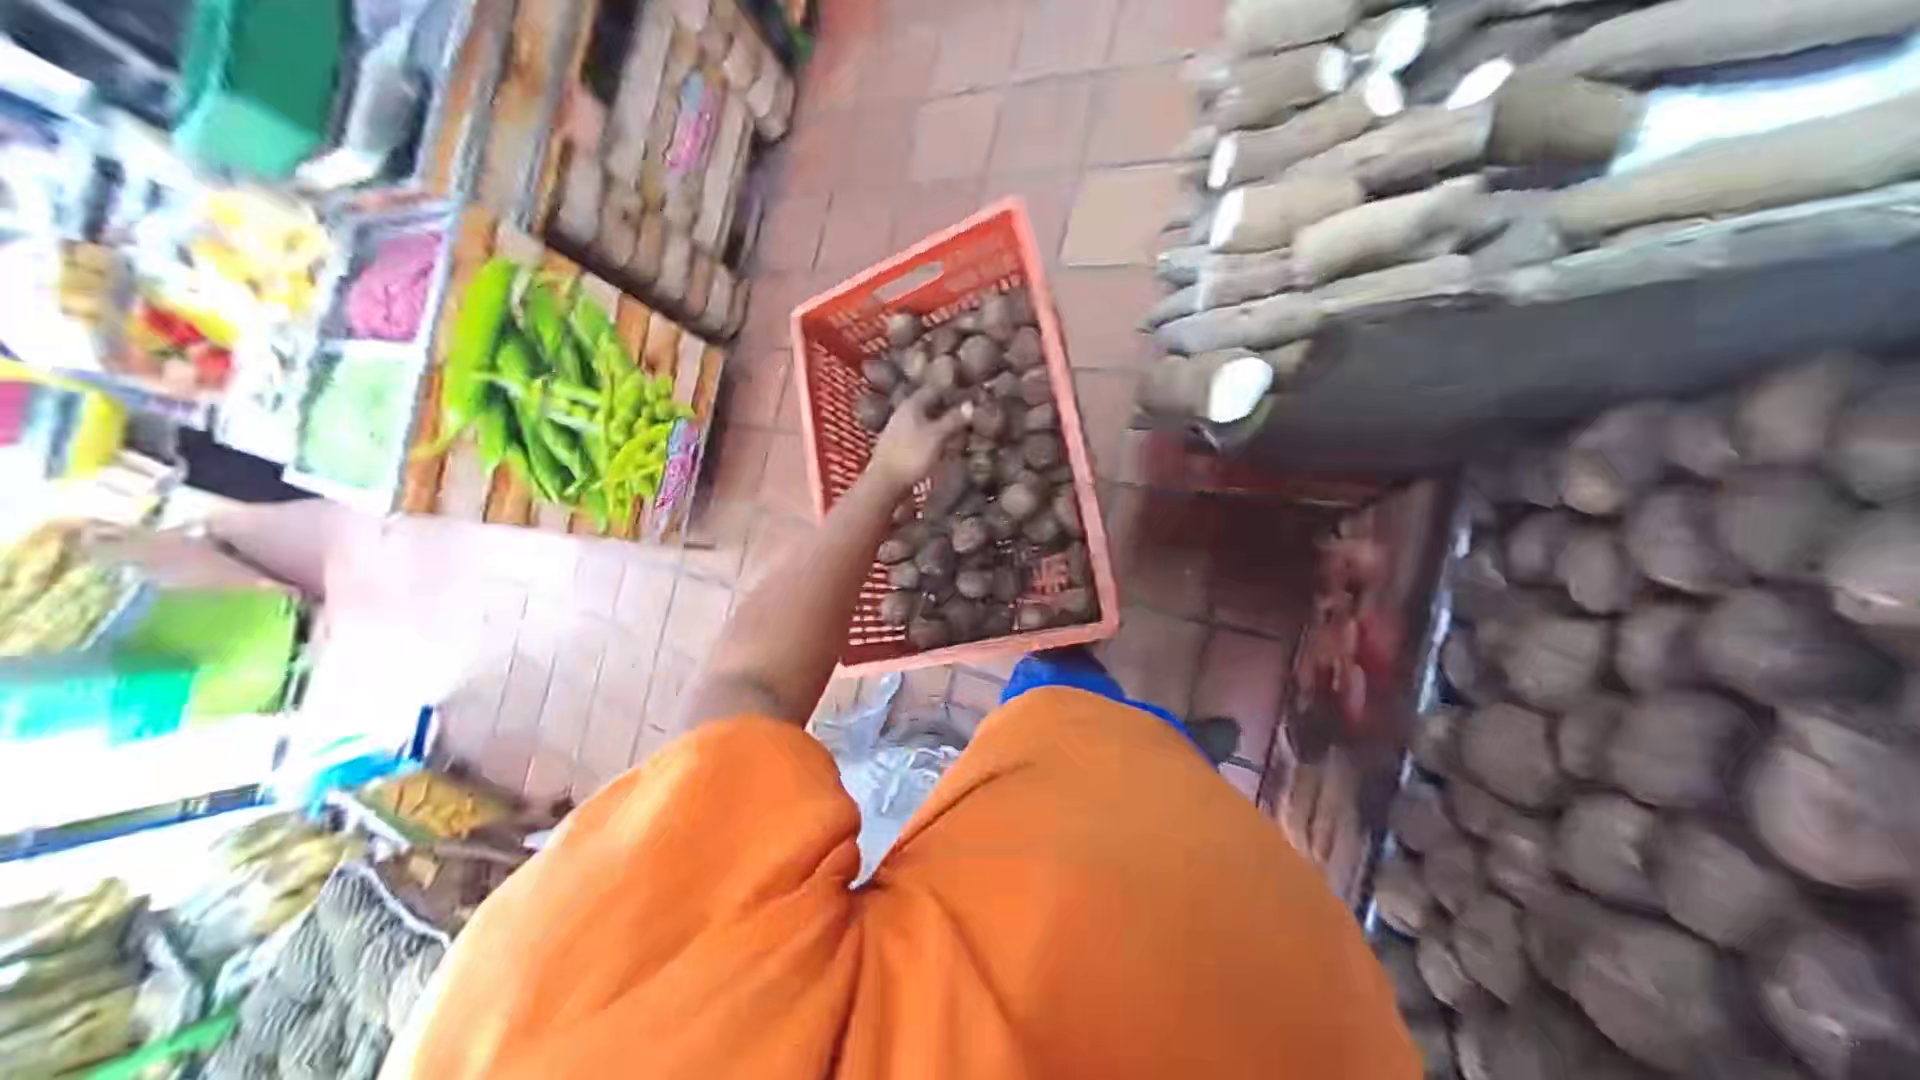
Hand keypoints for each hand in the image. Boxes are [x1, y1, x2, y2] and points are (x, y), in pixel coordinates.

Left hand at [869, 387, 971, 493]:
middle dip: (950, 411)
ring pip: (926, 422)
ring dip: (944, 427)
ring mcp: (900, 430)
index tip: (970, 398)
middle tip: (969, 418)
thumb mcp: (937, 436)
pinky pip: (922, 436)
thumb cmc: (912, 455)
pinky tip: (945, 449)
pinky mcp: (900, 446)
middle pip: (931, 406)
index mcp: (912, 404)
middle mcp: (904, 413)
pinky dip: (935, 439)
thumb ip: (954, 420)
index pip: (935, 390)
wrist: (885, 482)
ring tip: (962, 434)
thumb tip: (971, 405)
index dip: (953, 393)